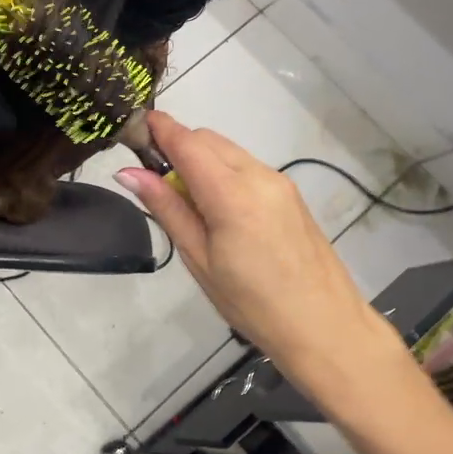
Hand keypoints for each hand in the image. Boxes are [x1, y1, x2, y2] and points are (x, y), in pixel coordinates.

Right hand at [114, 112, 391, 374]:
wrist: (325, 327)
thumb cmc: (251, 302)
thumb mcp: (198, 258)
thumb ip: (166, 208)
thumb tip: (128, 172)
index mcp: (232, 194)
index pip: (187, 142)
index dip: (158, 129)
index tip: (130, 126)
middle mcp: (259, 177)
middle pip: (207, 139)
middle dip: (175, 145)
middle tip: (147, 176)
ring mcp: (279, 183)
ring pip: (227, 151)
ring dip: (197, 159)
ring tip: (178, 199)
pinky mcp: (289, 195)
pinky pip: (245, 167)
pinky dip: (219, 172)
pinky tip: (210, 208)